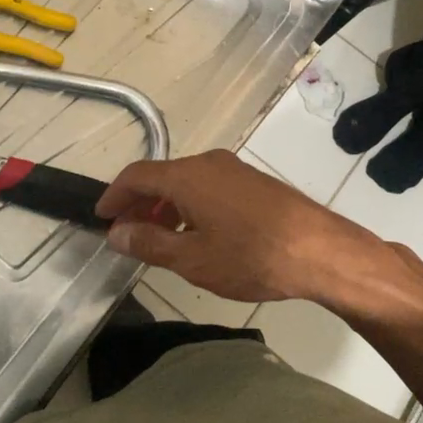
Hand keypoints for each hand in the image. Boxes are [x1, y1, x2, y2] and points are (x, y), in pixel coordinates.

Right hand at [96, 149, 400, 308]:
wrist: (321, 251)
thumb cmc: (251, 256)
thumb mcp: (193, 259)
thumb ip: (150, 244)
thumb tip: (117, 232)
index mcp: (187, 176)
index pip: (136, 176)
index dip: (114, 196)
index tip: (100, 217)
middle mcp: (209, 163)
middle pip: (162, 177)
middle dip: (139, 204)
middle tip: (125, 234)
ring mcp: (235, 171)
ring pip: (187, 183)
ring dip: (166, 207)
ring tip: (158, 240)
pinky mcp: (255, 184)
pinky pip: (209, 188)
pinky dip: (190, 207)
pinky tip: (196, 236)